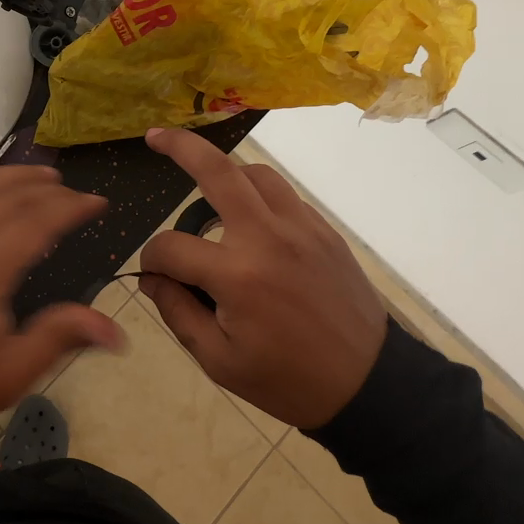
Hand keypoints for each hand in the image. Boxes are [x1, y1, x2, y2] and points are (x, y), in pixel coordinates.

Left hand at [0, 165, 124, 464]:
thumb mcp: (11, 373)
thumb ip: (60, 337)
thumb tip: (117, 331)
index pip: (34, 222)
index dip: (70, 208)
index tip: (98, 203)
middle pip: (8, 197)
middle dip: (49, 190)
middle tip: (79, 196)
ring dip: (13, 177)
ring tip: (47, 177)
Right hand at [138, 129, 387, 429]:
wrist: (371, 387)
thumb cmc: (288, 382)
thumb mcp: (220, 361)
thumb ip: (178, 312)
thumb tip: (153, 278)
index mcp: (237, 276)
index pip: (172, 247)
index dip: (152, 259)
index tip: (154, 276)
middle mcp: (267, 238)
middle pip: (218, 171)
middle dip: (181, 146)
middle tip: (156, 136)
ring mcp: (300, 228)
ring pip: (256, 173)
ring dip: (225, 171)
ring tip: (207, 184)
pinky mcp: (324, 231)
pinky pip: (284, 195)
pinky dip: (259, 195)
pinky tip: (250, 218)